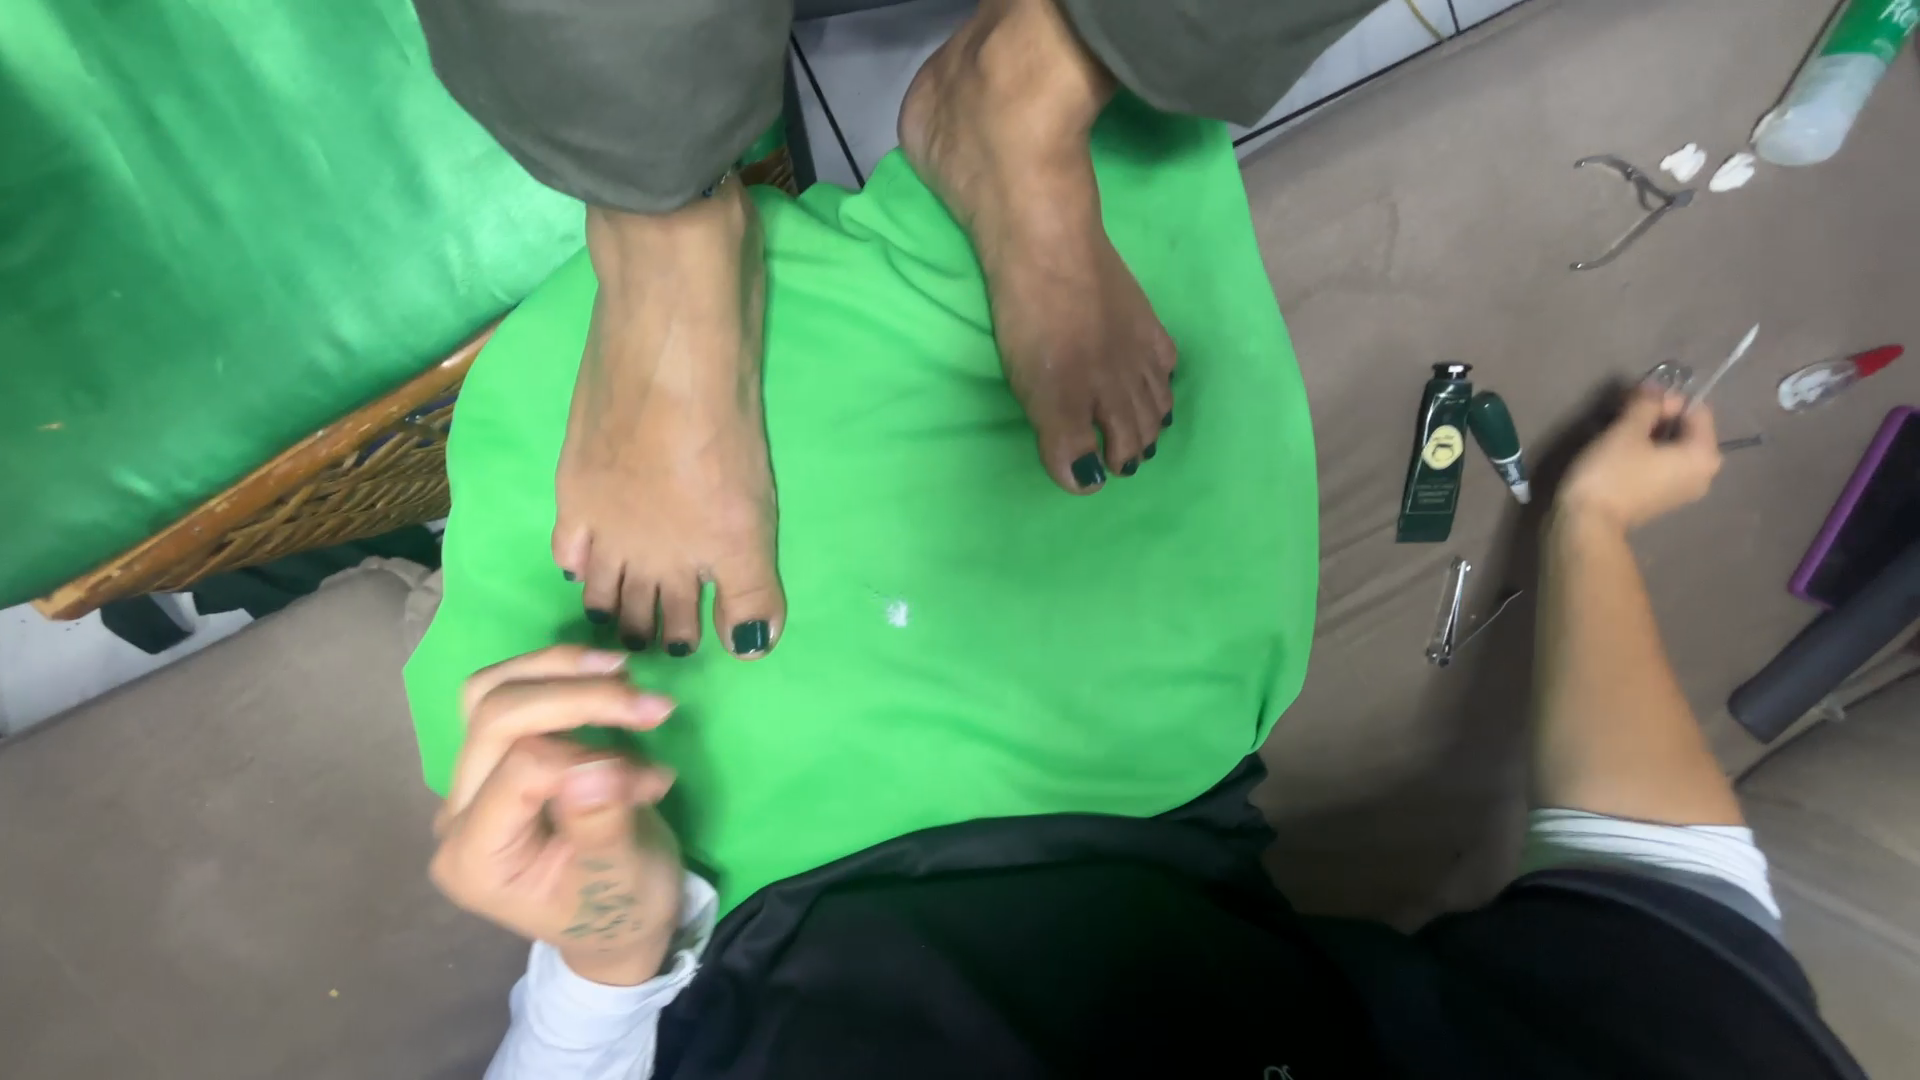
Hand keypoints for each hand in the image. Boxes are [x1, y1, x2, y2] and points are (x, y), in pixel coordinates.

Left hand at [429, 646, 682, 985]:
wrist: (618, 922)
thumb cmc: (621, 909)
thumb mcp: (622, 879)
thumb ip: (602, 825)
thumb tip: (596, 770)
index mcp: (477, 858)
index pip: (523, 770)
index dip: (593, 757)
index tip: (652, 781)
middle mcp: (458, 815)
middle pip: (496, 717)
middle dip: (580, 697)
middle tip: (654, 706)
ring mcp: (472, 784)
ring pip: (490, 691)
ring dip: (561, 669)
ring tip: (623, 671)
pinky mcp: (498, 761)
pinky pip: (509, 694)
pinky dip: (559, 674)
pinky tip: (607, 678)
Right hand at [1558, 387, 1721, 531]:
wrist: (1586, 524)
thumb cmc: (1609, 475)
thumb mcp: (1624, 432)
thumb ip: (1644, 405)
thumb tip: (1654, 388)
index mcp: (1704, 454)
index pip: (1696, 411)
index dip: (1665, 400)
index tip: (1632, 400)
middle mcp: (1704, 473)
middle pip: (1685, 433)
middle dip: (1656, 420)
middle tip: (1621, 418)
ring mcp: (1684, 491)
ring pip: (1672, 452)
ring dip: (1648, 439)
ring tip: (1616, 438)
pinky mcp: (1662, 502)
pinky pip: (1661, 470)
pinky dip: (1645, 458)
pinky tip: (1618, 460)